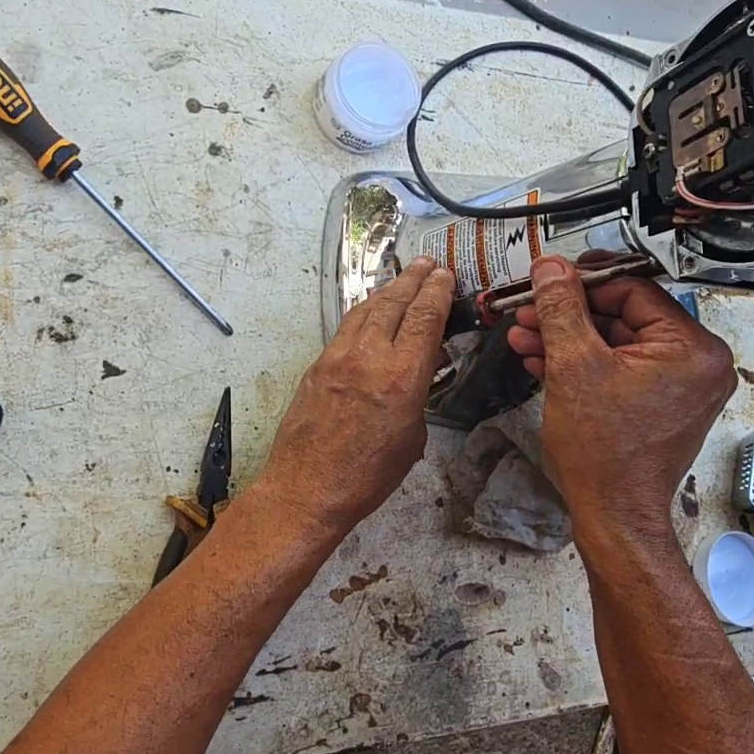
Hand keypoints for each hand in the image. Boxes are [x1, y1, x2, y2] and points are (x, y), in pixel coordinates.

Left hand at [257, 257, 453, 537]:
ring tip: (402, 280)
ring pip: (365, 310)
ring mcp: (337, 358)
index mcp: (401, 378)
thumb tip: (414, 374)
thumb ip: (416, 396)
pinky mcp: (316, 366)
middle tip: (428, 265)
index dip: (437, 291)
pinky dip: (363, 313)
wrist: (307, 488)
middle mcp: (368, 358)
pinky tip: (370, 313)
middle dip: (414, 280)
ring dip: (387, 291)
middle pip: (394, 303)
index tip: (445, 275)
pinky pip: (344, 328)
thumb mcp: (411, 438)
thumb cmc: (367, 476)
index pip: (424, 318)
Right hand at [506, 254, 734, 551]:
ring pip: (613, 342)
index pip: (632, 290)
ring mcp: (678, 385)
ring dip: (566, 337)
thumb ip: (561, 309)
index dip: (582, 284)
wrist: (611, 512)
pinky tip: (541, 359)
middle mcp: (696, 364)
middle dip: (566, 315)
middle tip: (529, 309)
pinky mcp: (658, 403)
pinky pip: (617, 367)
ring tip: (524, 336)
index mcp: (692, 348)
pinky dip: (581, 363)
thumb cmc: (604, 454)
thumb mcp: (573, 365)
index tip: (547, 281)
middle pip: (621, 315)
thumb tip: (552, 269)